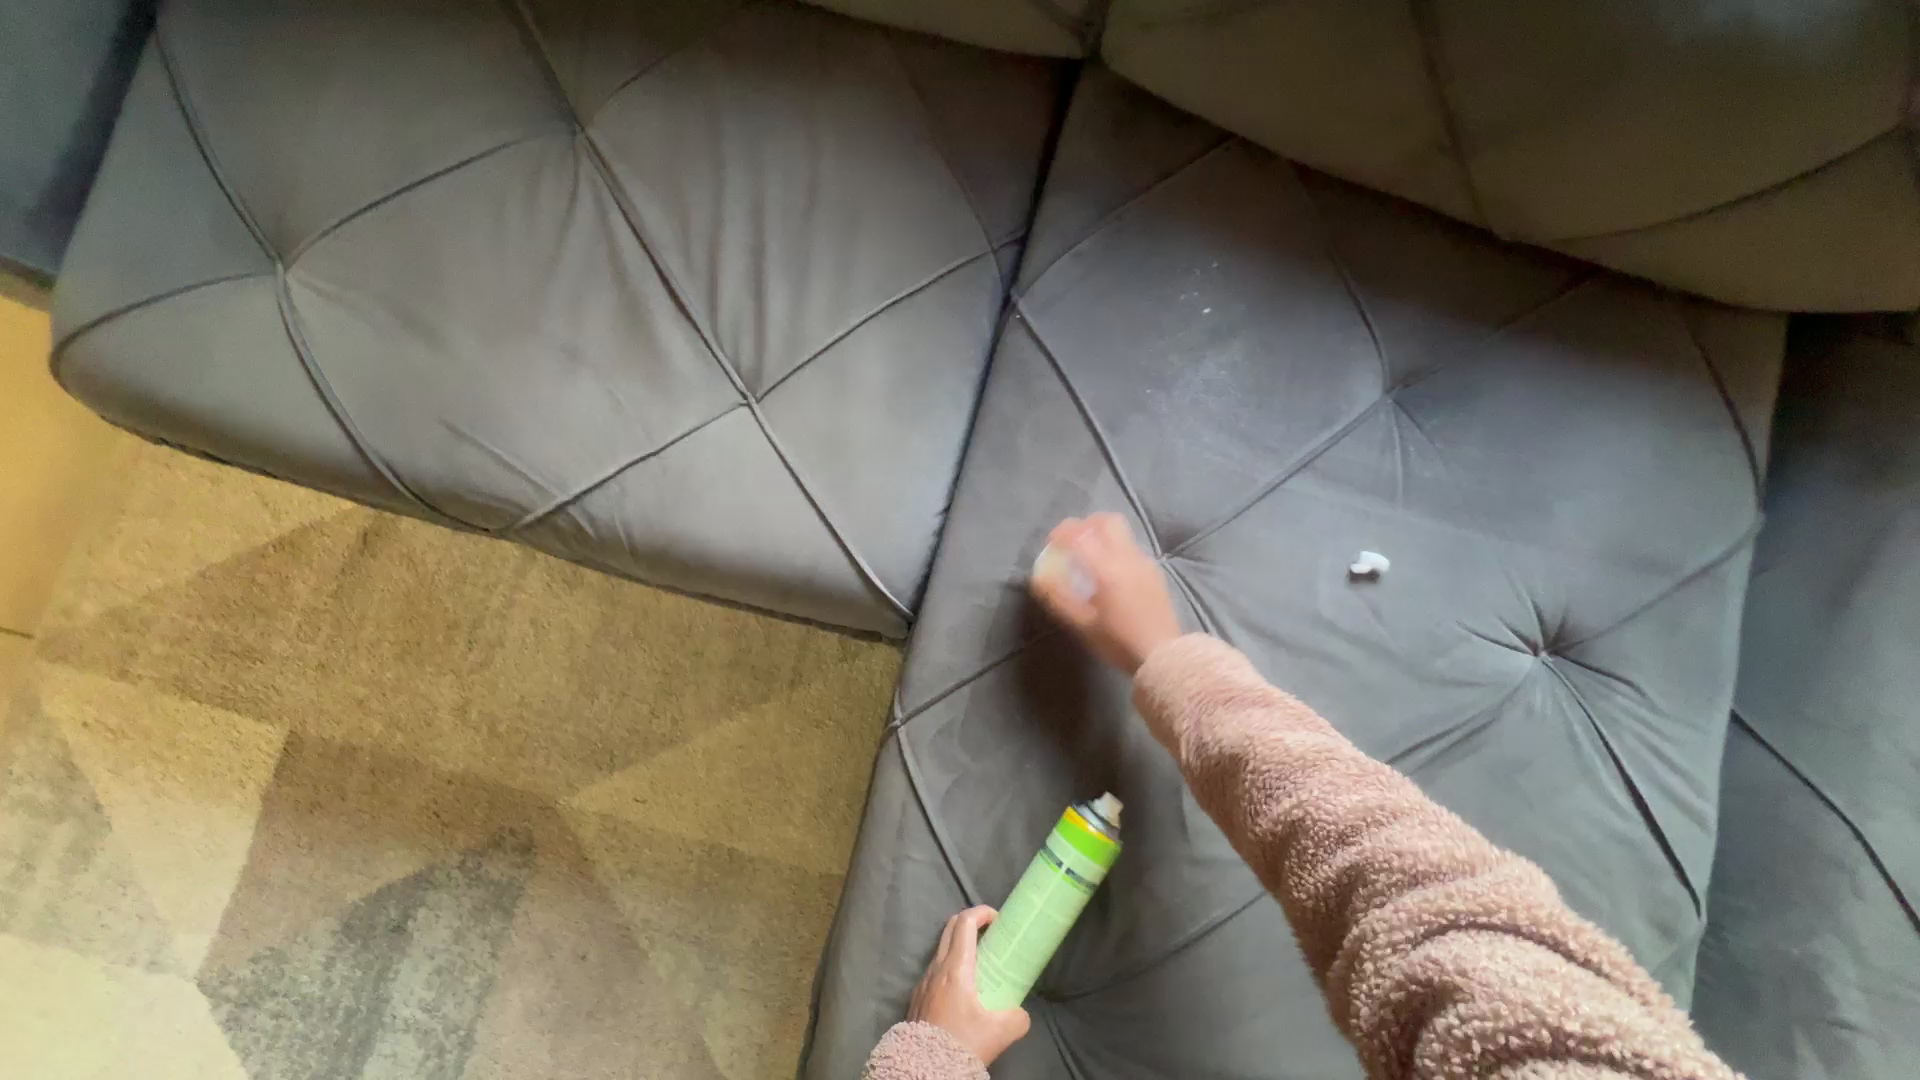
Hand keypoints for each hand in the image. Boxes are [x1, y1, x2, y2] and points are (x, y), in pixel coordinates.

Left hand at [908, 906, 1029, 1065]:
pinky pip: (934, 969)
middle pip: (950, 928)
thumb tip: (1020, 1014)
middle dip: (970, 922)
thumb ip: (1017, 1018)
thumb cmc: (962, 1043)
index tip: (996, 918)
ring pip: (940, 949)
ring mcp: (923, 981)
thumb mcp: (999, 1033)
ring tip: (978, 963)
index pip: (965, 923)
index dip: (981, 913)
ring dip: (958, 945)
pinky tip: (961, 988)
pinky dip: (949, 965)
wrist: (924, 1069)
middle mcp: (936, 968)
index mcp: (956, 968)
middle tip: (989, 932)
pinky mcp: (917, 997)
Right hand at [1030, 513, 1180, 674]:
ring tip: (1089, 553)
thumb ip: (1058, 598)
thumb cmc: (1118, 642)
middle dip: (1085, 524)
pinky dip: (1115, 546)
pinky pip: (1131, 546)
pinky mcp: (1154, 570)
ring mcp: (1144, 562)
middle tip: (1072, 539)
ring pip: (1122, 531)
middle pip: (1107, 521)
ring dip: (1101, 534)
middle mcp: (1127, 558)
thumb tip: (1038, 578)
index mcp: (1107, 570)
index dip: (1062, 532)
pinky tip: (1109, 569)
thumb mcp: (1082, 625)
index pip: (1081, 535)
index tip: (1051, 540)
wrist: (1163, 655)